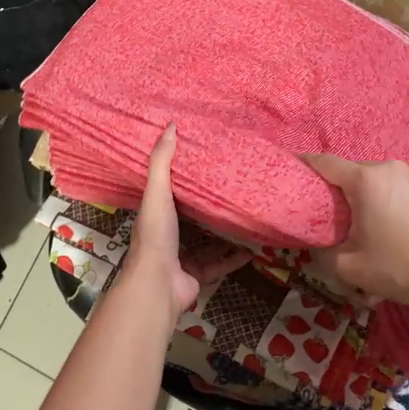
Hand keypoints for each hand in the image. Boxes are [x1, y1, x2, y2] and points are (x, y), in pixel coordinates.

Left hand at [124, 124, 250, 312]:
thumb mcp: (158, 192)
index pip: (168, 192)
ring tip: (245, 218)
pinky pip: (219, 264)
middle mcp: (168, 235)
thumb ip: (162, 161)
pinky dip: (235, 258)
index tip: (203, 164)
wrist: (158, 285)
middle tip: (231, 191)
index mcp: (156, 214)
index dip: (182, 179)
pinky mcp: (198, 275)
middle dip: (207, 208)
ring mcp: (182, 257)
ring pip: (207, 242)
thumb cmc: (156, 234)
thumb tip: (171, 125)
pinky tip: (252, 250)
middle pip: (190, 218)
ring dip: (225, 234)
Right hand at [301, 154, 408, 315]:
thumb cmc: (399, 272)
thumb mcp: (349, 268)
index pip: (326, 163)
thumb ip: (321, 253)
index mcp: (366, 181)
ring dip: (378, 192)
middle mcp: (392, 167)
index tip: (297, 167)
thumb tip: (311, 245)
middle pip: (358, 172)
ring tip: (382, 221)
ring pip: (386, 178)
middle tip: (346, 214)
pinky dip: (403, 196)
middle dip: (349, 189)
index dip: (308, 164)